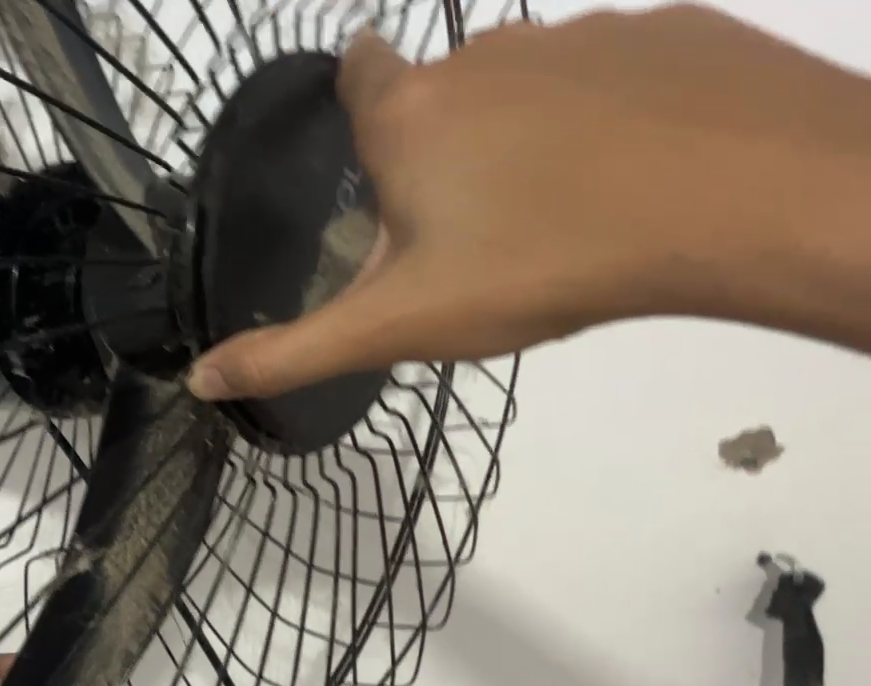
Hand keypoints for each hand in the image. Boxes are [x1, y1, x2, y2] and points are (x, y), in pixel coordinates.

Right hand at [186, 5, 870, 401]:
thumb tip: (198, 381)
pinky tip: (624, 176)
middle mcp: (485, 53)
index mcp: (409, 116)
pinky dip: (598, 117)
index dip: (353, 98)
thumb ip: (289, 353)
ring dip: (514, 133)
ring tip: (543, 209)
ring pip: (521, 82)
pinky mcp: (675, 33)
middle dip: (434, 144)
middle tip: (455, 226)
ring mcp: (585, 33)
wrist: (757, 206)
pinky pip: (608, 72)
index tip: (367, 152)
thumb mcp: (396, 326)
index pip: (356, 71)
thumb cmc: (542, 263)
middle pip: (437, 90)